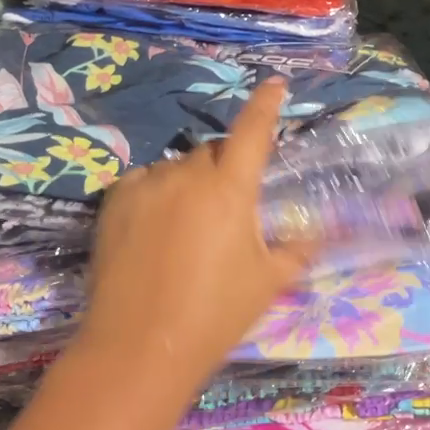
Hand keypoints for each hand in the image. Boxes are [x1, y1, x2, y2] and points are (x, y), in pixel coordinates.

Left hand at [78, 80, 310, 397]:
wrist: (139, 346)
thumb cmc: (215, 314)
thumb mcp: (268, 283)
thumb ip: (297, 250)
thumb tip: (314, 234)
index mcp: (231, 189)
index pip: (254, 131)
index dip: (266, 105)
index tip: (276, 84)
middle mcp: (189, 176)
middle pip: (213, 151)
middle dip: (226, 166)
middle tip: (228, 208)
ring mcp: (147, 186)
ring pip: (178, 168)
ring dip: (190, 183)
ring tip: (188, 228)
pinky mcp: (114, 201)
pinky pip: (144, 181)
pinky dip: (156, 193)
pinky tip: (155, 229)